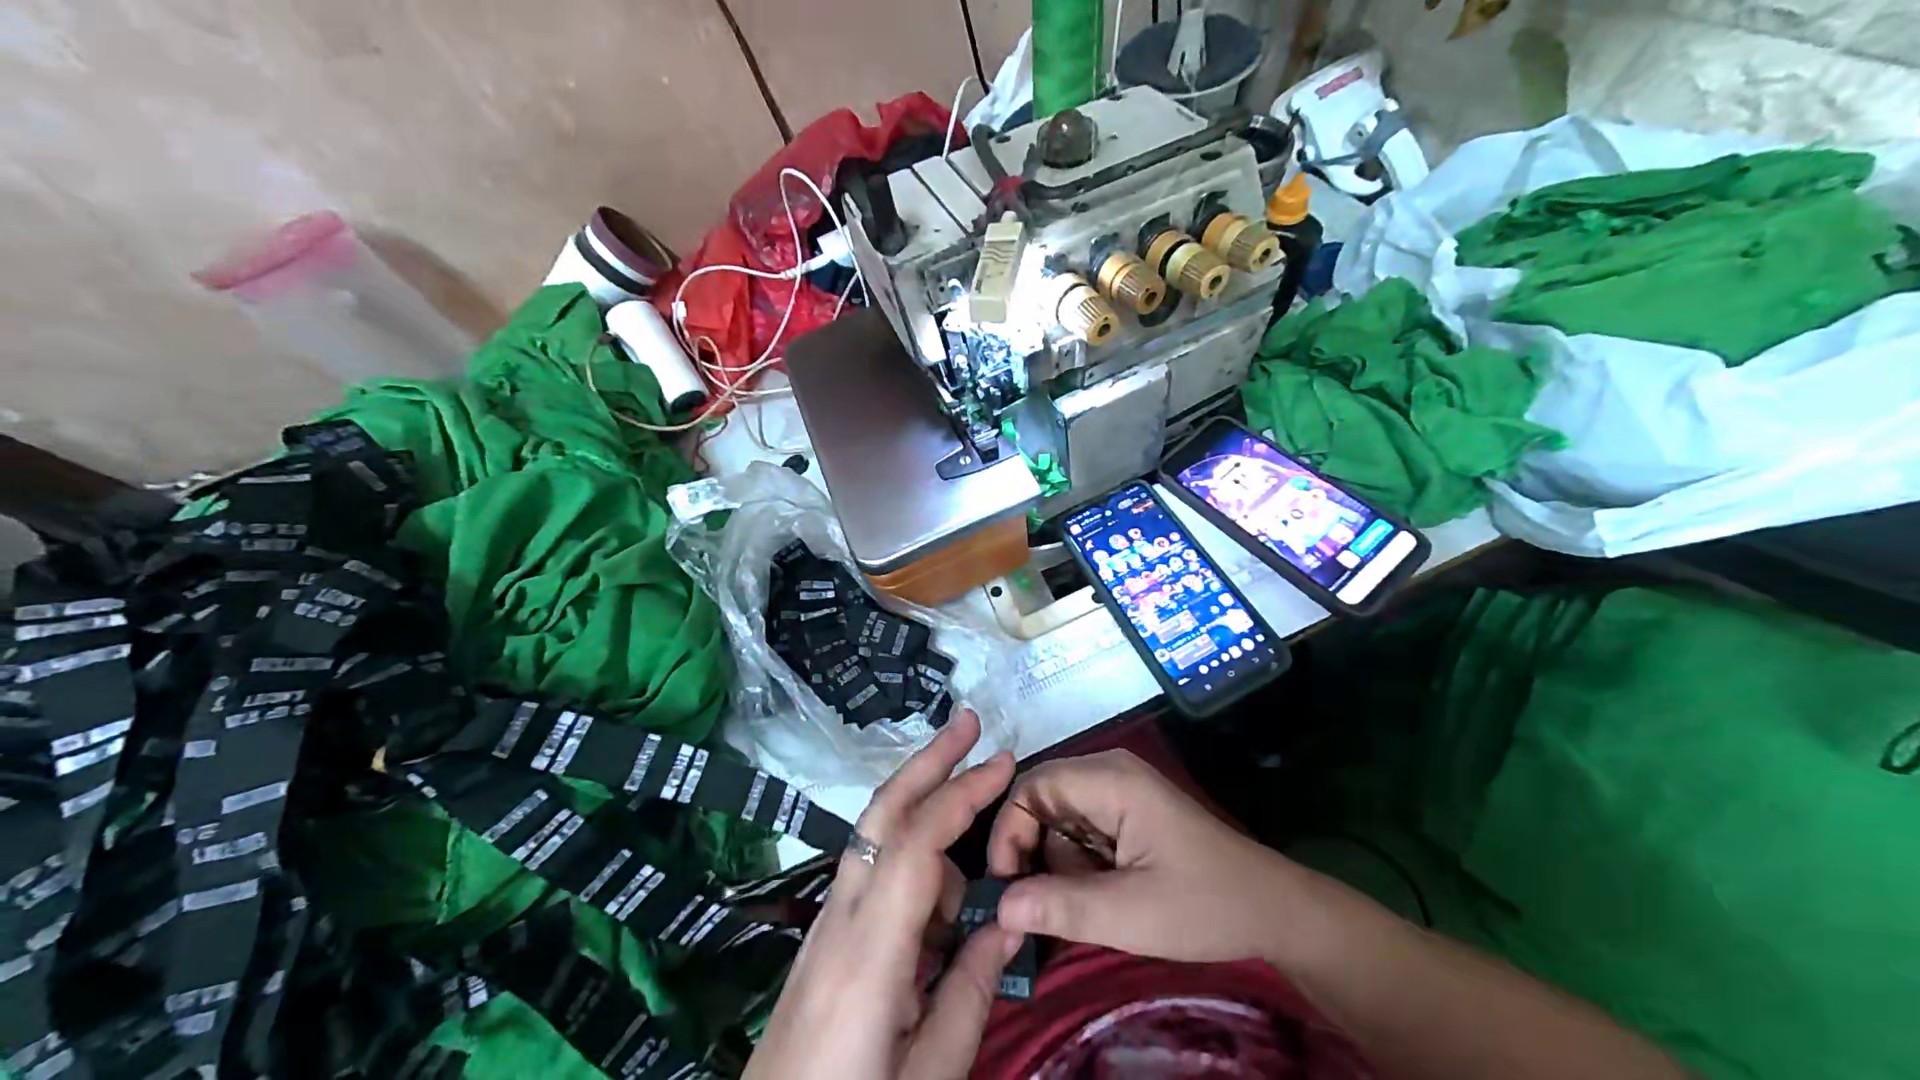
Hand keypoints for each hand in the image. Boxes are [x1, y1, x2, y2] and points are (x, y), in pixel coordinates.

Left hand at [745, 710, 1020, 1079]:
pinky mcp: (824, 937)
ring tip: (970, 901)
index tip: (1003, 761)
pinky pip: (873, 874)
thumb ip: (971, 991)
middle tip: (969, 722)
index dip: (960, 794)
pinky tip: (938, 916)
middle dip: (928, 759)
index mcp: (869, 952)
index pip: (916, 844)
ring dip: (928, 824)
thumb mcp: (932, 1074)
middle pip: (882, 812)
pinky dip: (912, 864)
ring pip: (877, 838)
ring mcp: (825, 923)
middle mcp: (840, 918)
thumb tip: (1005, 920)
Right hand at [987, 749, 1314, 966]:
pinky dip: (1075, 867)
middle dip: (1031, 854)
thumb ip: (1062, 906)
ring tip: (1076, 910)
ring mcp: (1118, 793)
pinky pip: (1079, 832)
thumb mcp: (1131, 914)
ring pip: (1057, 821)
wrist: (1273, 912)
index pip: (1031, 787)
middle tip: (1031, 907)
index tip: (1007, 887)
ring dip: (1055, 866)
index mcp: (1110, 780)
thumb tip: (998, 908)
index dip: (1009, 831)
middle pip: (1041, 802)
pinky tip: (1095, 899)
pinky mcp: (1125, 815)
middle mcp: (1109, 774)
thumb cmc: (1205, 906)